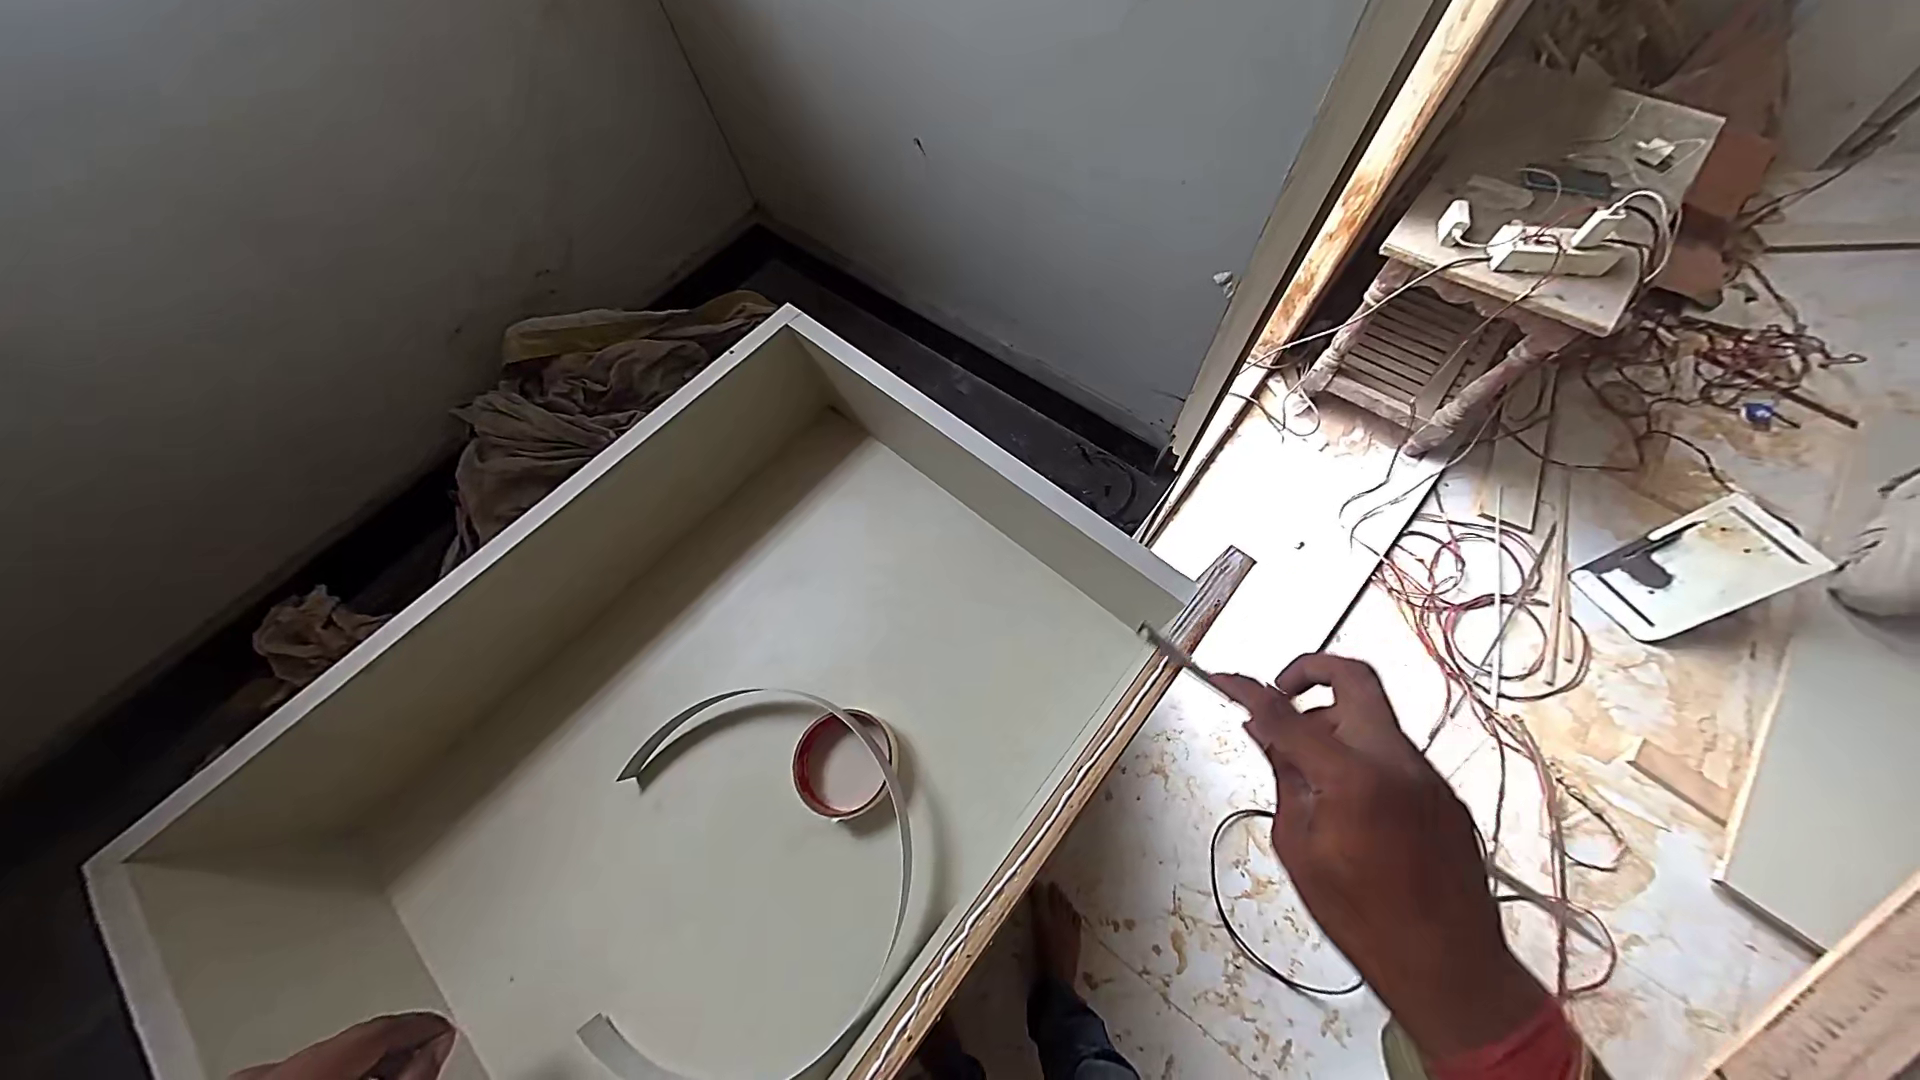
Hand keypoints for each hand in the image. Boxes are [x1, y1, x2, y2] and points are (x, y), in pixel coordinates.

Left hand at [231, 1013, 454, 1079]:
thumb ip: (408, 1078)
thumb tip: (433, 1051)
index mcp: (305, 1068)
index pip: (381, 1028)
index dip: (422, 1030)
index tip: (442, 1037)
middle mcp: (264, 1072)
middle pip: (347, 1047)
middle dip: (387, 1055)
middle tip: (418, 1066)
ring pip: (313, 1068)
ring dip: (354, 1074)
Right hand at [1214, 655, 1546, 1060]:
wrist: (1451, 970)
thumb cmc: (1362, 918)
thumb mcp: (1297, 845)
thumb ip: (1283, 776)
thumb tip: (1264, 732)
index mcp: (1354, 778)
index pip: (1284, 712)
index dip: (1246, 688)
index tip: (1224, 679)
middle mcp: (1397, 763)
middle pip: (1354, 676)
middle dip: (1308, 669)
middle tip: (1278, 691)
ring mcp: (1427, 775)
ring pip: (1371, 714)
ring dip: (1330, 720)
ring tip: (1304, 765)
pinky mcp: (1441, 792)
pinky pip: (1390, 749)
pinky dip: (1355, 751)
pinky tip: (1340, 794)